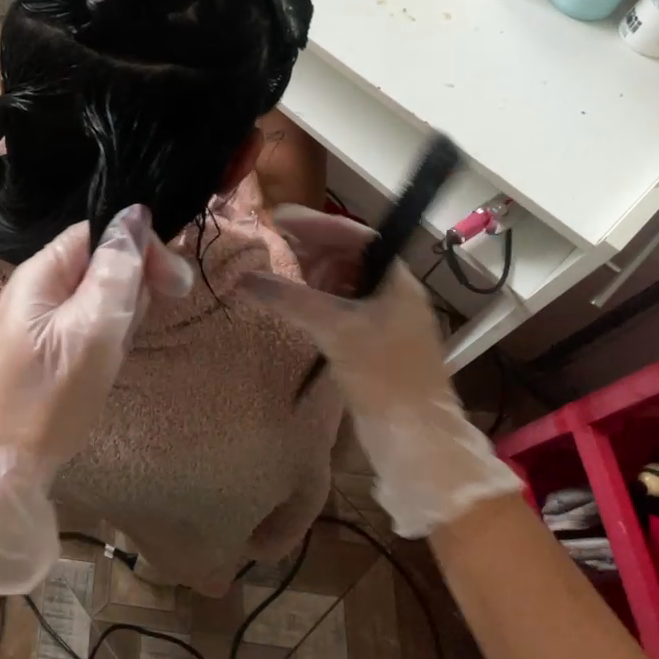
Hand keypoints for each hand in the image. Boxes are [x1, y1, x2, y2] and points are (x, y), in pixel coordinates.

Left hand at [0, 205, 193, 592]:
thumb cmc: (44, 399)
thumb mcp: (92, 330)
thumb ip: (117, 269)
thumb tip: (135, 211)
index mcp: (43, 270)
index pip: (101, 230)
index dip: (142, 248)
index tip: (175, 286)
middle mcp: (36, 288)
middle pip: (101, 263)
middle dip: (132, 290)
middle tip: (133, 332)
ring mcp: (35, 323)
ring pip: (96, 301)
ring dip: (119, 323)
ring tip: (110, 360)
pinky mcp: (39, 354)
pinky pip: (83, 331)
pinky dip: (102, 346)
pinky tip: (98, 374)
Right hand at [245, 207, 519, 538]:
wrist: (416, 439)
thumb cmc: (384, 375)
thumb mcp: (334, 329)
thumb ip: (289, 298)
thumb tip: (243, 279)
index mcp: (397, 281)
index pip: (356, 237)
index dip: (318, 225)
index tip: (281, 219)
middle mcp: (394, 294)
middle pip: (350, 257)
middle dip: (313, 248)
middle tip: (276, 244)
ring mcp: (385, 320)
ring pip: (344, 283)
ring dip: (313, 275)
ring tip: (283, 274)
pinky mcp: (374, 344)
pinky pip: (342, 308)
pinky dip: (318, 301)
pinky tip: (297, 306)